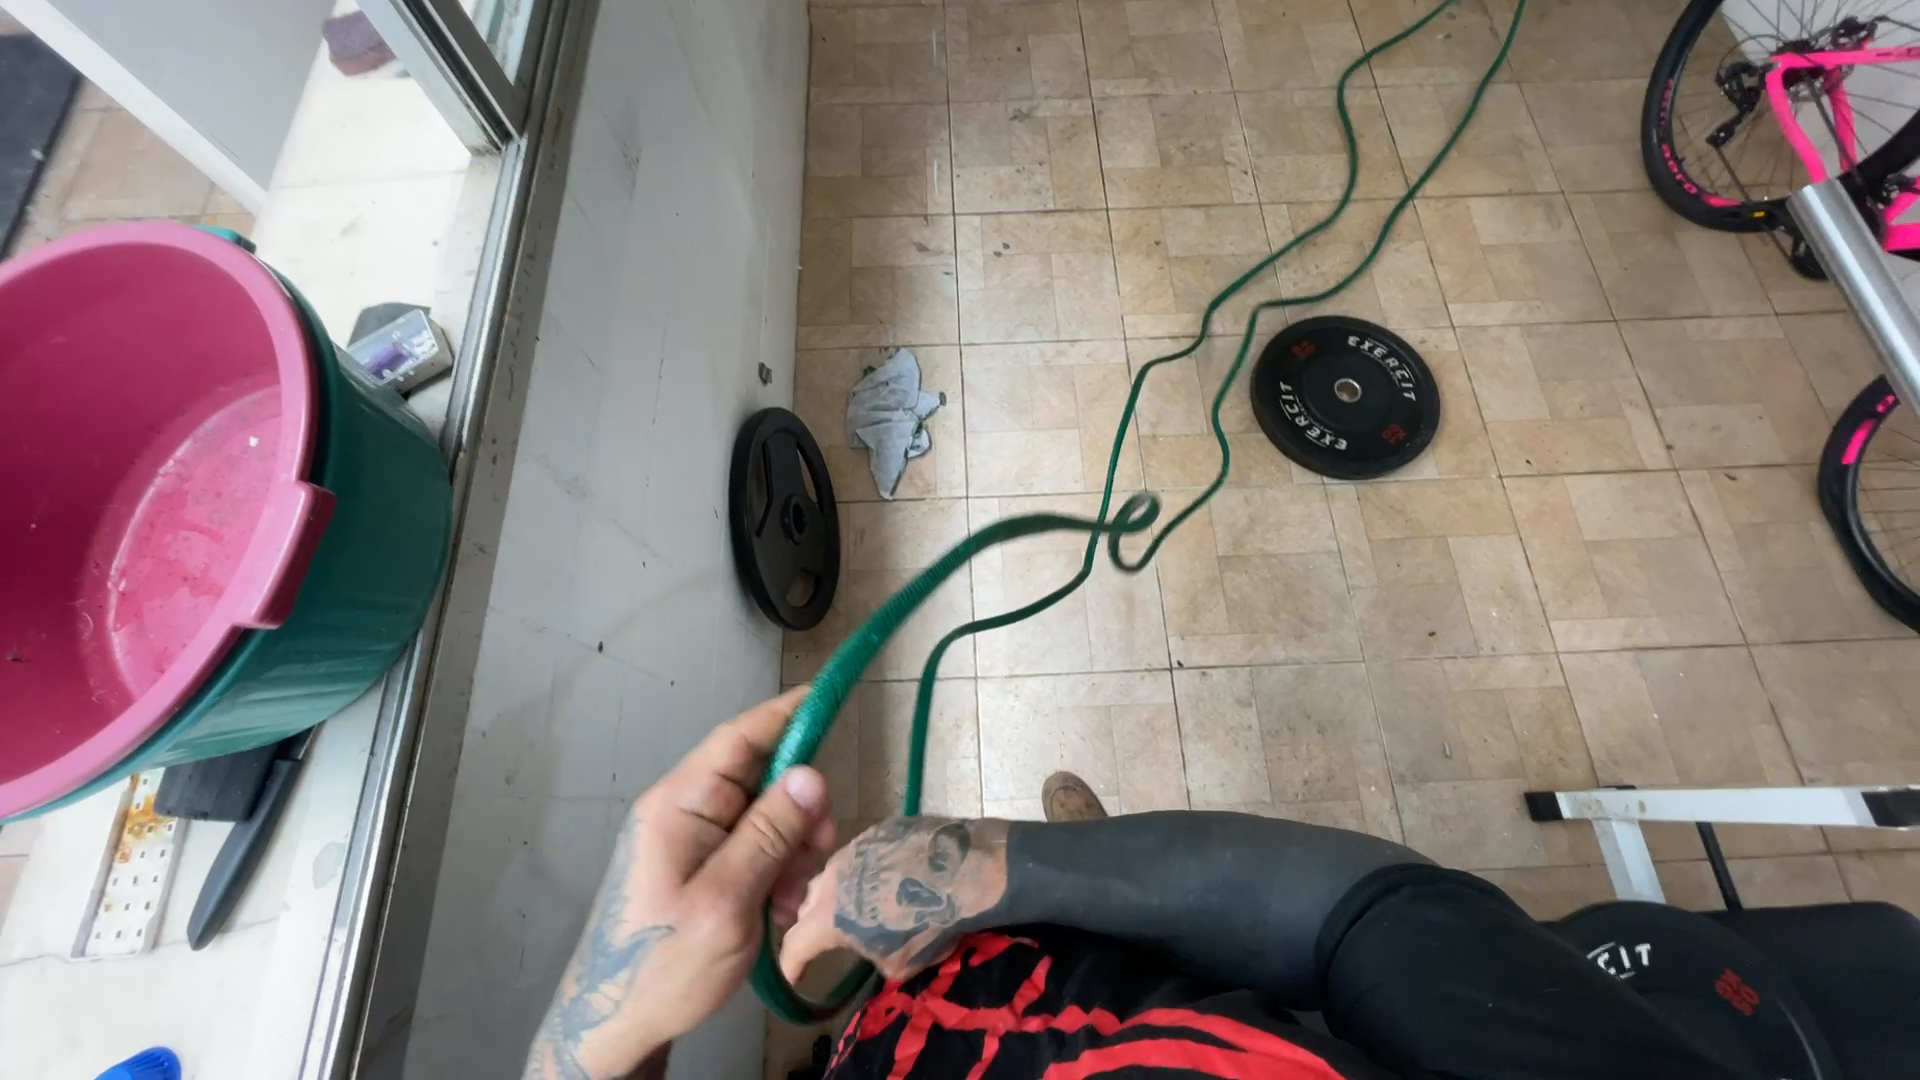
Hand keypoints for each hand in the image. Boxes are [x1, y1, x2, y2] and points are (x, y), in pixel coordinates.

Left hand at [524, 687, 834, 1079]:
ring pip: (767, 813)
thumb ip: (769, 835)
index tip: (826, 696)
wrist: (616, 1030)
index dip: (784, 714)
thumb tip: (811, 773)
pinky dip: (779, 868)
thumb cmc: (663, 966)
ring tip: (791, 899)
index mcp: (681, 804)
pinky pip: (756, 845)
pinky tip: (780, 906)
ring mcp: (694, 837)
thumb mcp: (726, 902)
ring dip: (793, 848)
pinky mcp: (704, 864)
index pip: (739, 738)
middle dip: (800, 810)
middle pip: (762, 778)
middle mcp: (687, 809)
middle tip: (820, 853)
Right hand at [778, 816, 1009, 984]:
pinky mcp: (881, 827)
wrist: (965, 869)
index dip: (792, 964)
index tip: (796, 975)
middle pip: (809, 901)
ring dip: (838, 890)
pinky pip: (863, 852)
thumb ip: (869, 953)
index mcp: (829, 914)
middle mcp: (834, 874)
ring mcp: (857, 845)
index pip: (795, 944)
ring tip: (852, 903)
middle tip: (823, 935)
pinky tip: (885, 876)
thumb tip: (872, 944)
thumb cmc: (929, 924)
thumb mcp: (897, 964)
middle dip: (811, 921)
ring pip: (834, 871)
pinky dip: (865, 868)